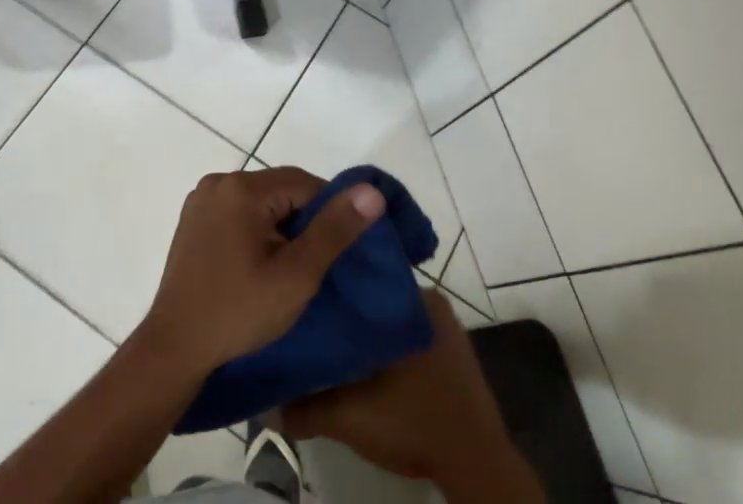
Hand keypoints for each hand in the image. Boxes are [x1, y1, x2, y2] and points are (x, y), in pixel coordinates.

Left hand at [136, 167, 384, 372]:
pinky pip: (238, 214)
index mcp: (242, 188)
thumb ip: (335, 229)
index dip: (331, 213)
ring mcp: (201, 201)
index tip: (340, 251)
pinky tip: (260, 265)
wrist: (176, 345)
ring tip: (290, 268)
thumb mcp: (297, 274)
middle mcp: (218, 183)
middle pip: (281, 190)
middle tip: (316, 264)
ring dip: (282, 227)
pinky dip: (257, 231)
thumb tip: (371, 190)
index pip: (306, 184)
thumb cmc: (240, 310)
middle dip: (305, 221)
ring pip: (261, 203)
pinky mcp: (192, 222)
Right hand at [280, 291, 532, 497]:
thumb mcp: (348, 416)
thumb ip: (303, 407)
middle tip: (304, 327)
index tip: (296, 301)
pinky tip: (358, 368)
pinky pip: (404, 337)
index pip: (356, 278)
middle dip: (341, 313)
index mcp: (410, 298)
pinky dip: (382, 348)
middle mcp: (429, 302)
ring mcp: (443, 328)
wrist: (475, 463)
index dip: (323, 290)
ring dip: (361, 333)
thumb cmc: (413, 422)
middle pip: (370, 298)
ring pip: (387, 319)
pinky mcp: (451, 354)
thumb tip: (267, 404)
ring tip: (325, 346)